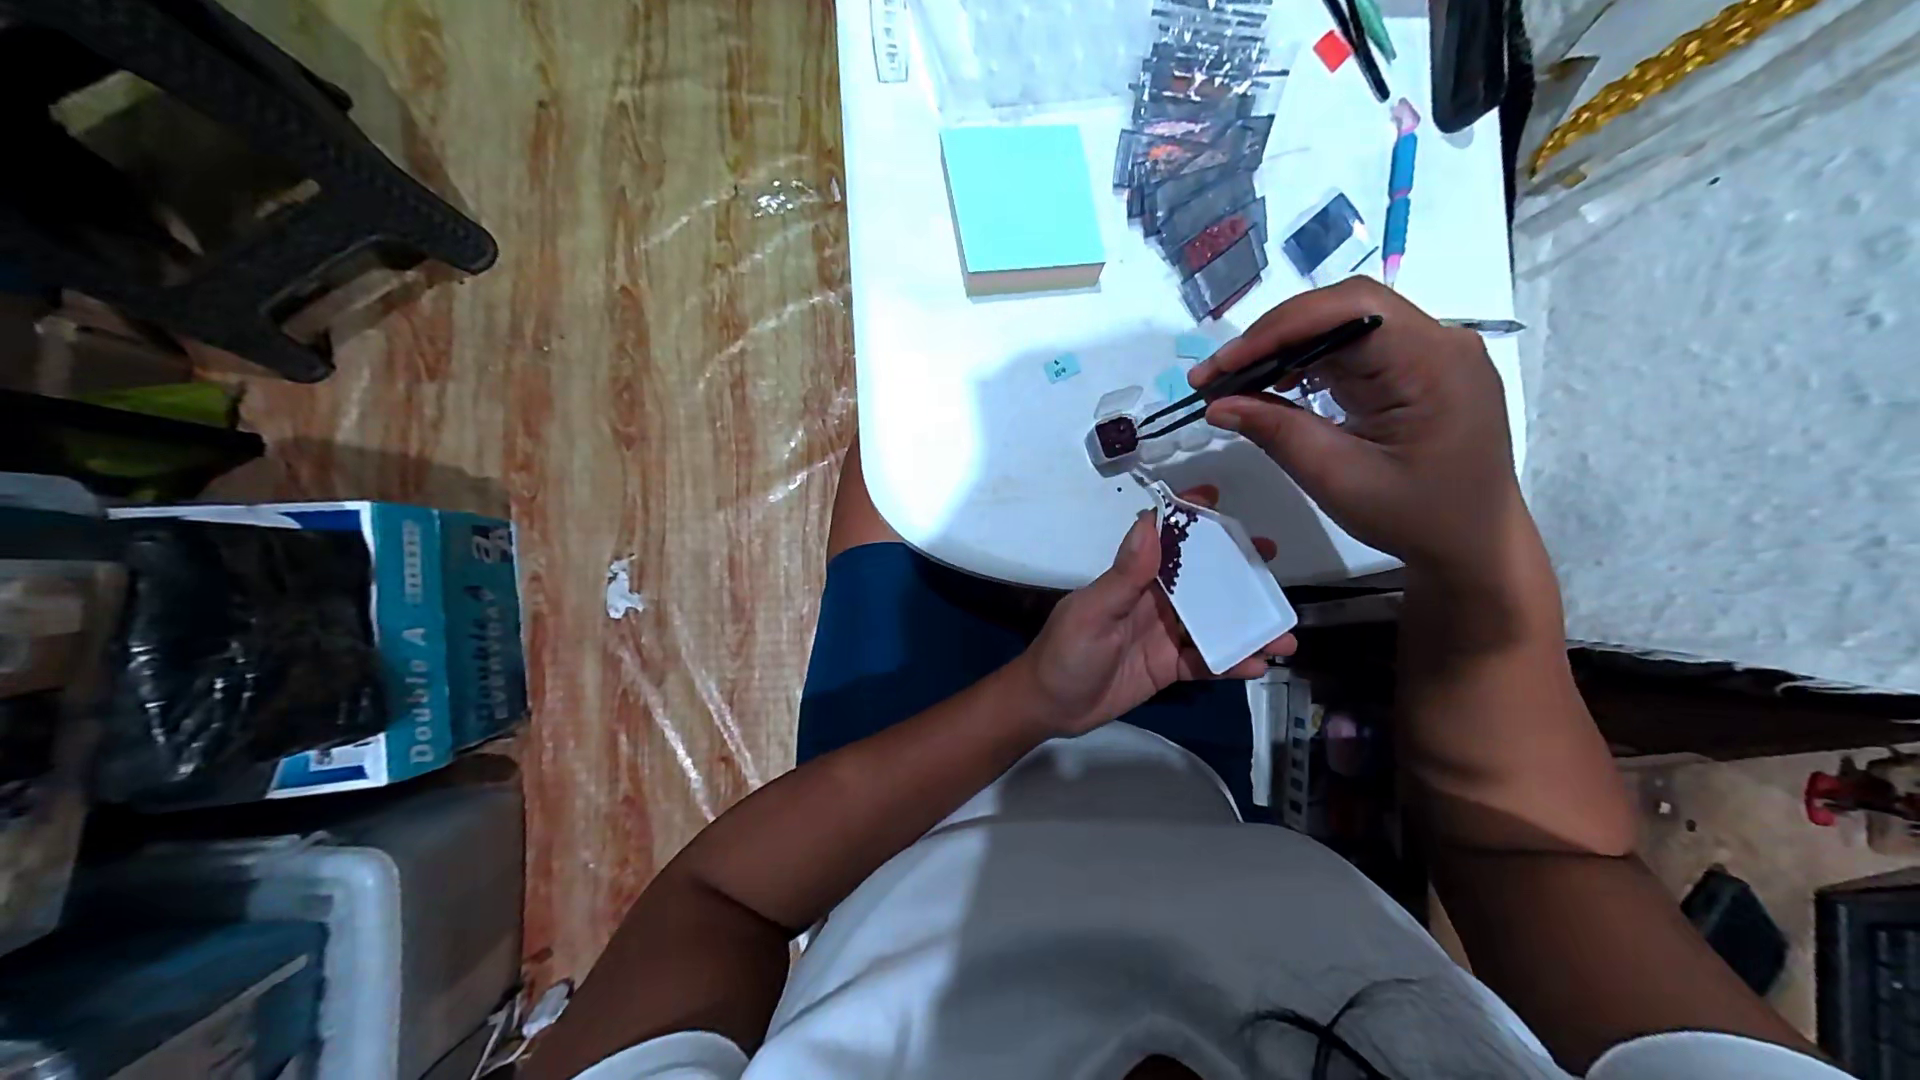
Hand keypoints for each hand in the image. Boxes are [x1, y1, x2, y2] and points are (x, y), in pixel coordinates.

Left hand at [1010, 489, 1294, 736]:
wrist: (1051, 707)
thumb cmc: (1065, 653)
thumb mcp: (1092, 612)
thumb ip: (1124, 575)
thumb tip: (1150, 524)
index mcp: (1131, 581)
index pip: (1163, 542)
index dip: (1187, 520)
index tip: (1218, 499)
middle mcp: (1153, 602)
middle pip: (1201, 581)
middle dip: (1236, 571)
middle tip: (1272, 563)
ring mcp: (1163, 635)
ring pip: (1212, 623)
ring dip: (1246, 626)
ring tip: (1283, 634)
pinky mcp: (1168, 667)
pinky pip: (1206, 661)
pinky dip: (1232, 662)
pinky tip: (1258, 665)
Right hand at [1192, 278, 1530, 584]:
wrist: (1473, 544)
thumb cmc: (1415, 517)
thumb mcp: (1338, 479)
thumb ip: (1278, 434)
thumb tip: (1217, 405)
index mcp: (1432, 362)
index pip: (1350, 310)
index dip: (1279, 328)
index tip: (1224, 365)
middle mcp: (1435, 343)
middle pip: (1342, 309)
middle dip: (1272, 336)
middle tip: (1215, 375)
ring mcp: (1424, 355)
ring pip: (1340, 326)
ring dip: (1281, 349)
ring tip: (1231, 382)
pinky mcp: (1408, 372)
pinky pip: (1348, 350)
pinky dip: (1302, 363)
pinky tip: (1271, 385)